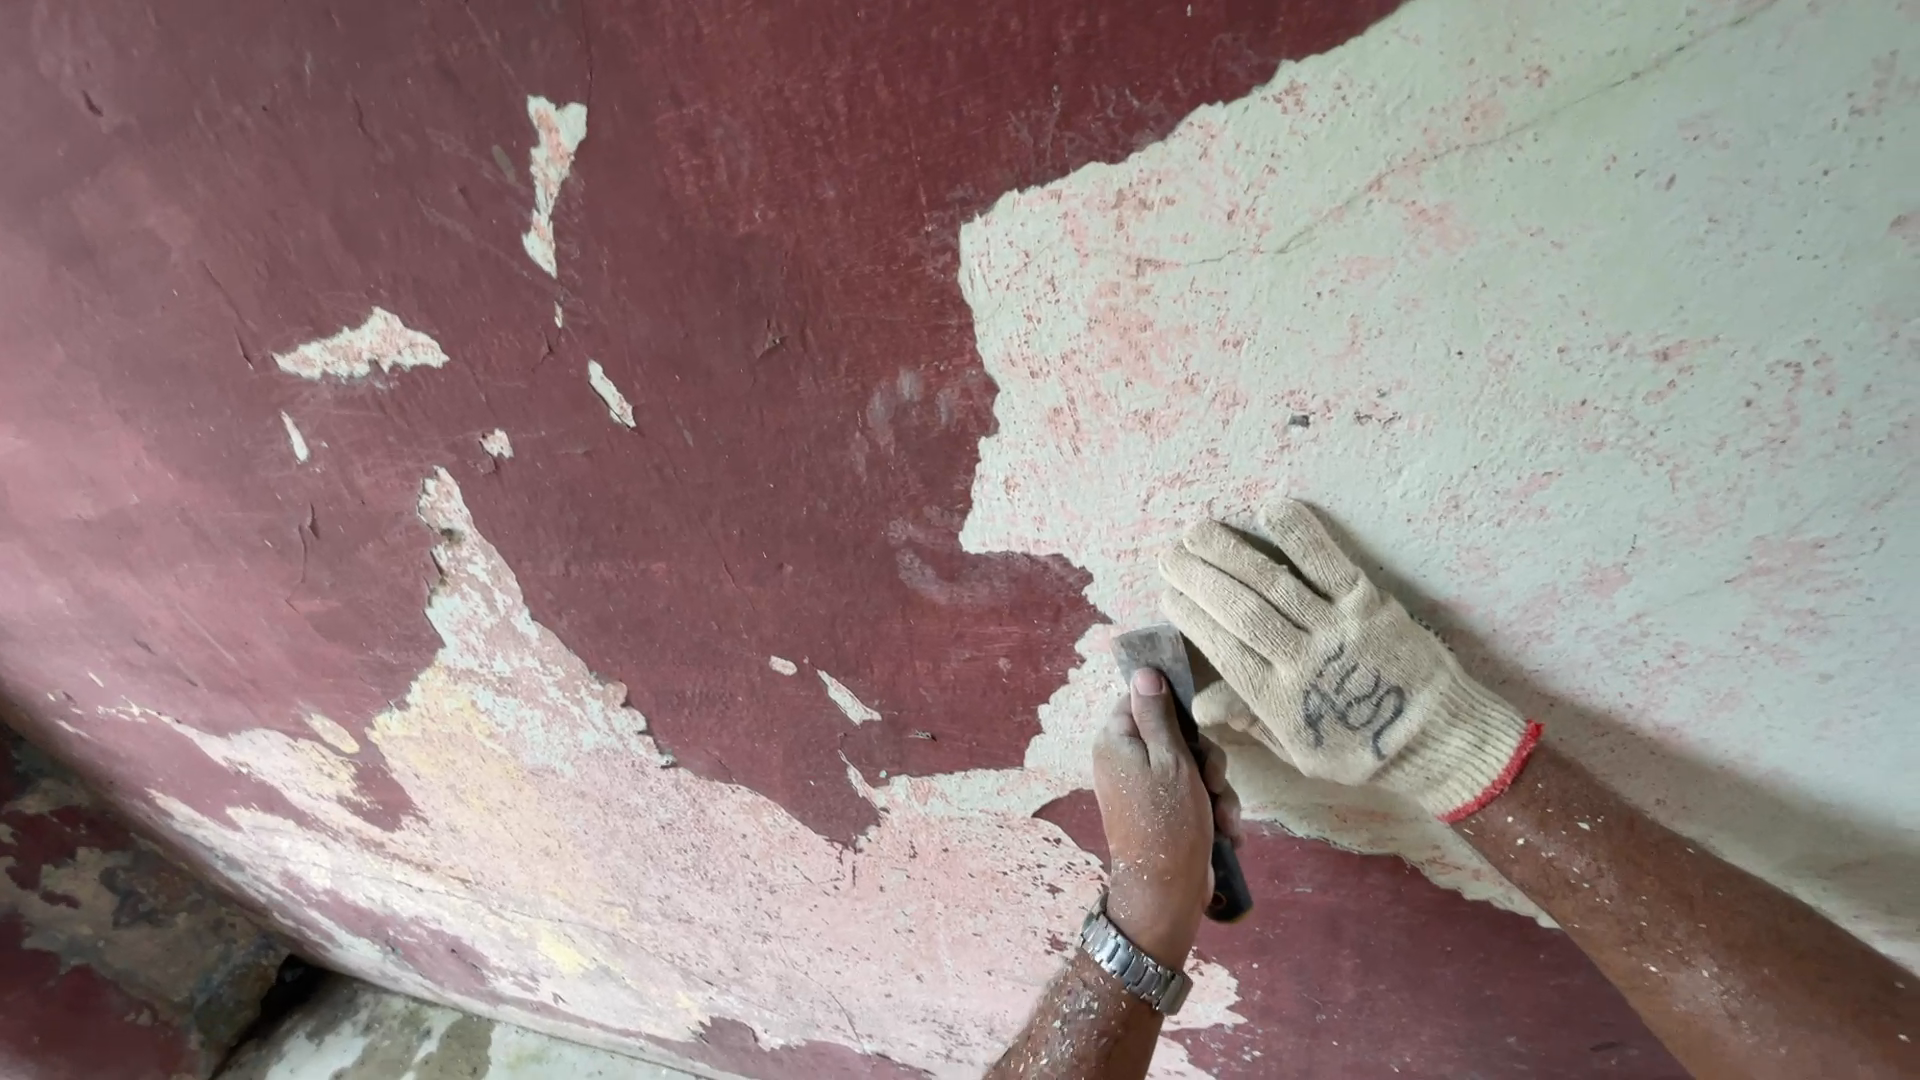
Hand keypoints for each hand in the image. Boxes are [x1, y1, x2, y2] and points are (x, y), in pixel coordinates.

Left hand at [1090, 667, 1242, 966]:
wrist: (1167, 892)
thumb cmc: (1168, 822)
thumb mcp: (1170, 759)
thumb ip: (1157, 715)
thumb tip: (1143, 670)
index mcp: (1116, 740)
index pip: (1141, 701)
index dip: (1173, 711)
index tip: (1194, 730)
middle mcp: (1124, 759)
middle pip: (1174, 735)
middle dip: (1205, 760)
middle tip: (1213, 783)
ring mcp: (1142, 786)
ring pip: (1191, 766)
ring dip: (1216, 791)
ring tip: (1222, 818)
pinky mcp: (1161, 810)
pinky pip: (1191, 795)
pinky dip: (1211, 811)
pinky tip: (1225, 833)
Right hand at [1158, 499, 1540, 820]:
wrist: (1442, 741)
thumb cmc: (1362, 749)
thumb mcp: (1299, 752)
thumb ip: (1249, 721)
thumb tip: (1198, 704)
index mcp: (1279, 701)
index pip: (1222, 647)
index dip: (1189, 615)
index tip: (1167, 593)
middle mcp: (1304, 661)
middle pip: (1238, 609)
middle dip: (1197, 577)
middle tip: (1169, 554)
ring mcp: (1338, 628)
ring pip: (1272, 582)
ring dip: (1228, 551)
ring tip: (1195, 530)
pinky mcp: (1370, 604)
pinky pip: (1328, 563)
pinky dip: (1298, 534)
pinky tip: (1268, 509)